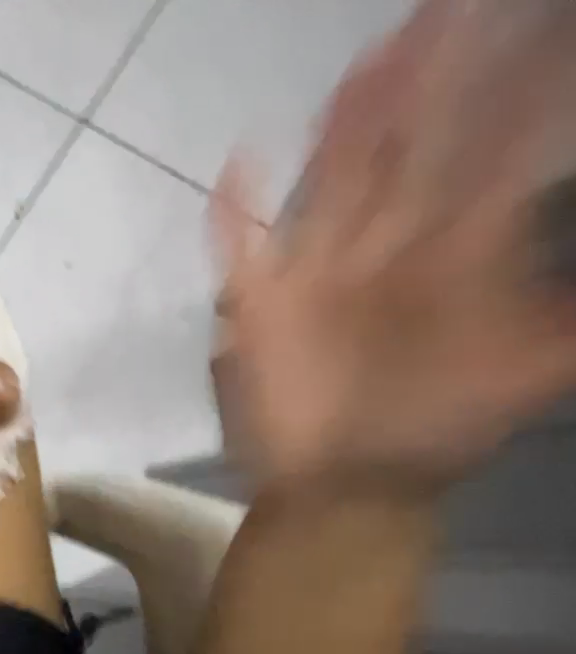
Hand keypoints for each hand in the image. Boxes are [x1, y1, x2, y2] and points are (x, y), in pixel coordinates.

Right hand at [212, 0, 575, 492]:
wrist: (347, 481)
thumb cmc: (435, 429)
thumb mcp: (534, 373)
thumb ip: (571, 319)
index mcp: (464, 254)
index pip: (501, 154)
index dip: (527, 90)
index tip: (546, 21)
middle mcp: (393, 247)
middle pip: (416, 148)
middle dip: (437, 78)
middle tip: (452, 2)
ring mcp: (322, 271)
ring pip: (337, 181)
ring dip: (350, 124)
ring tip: (370, 57)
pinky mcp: (260, 305)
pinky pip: (243, 247)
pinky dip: (237, 210)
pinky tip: (239, 163)